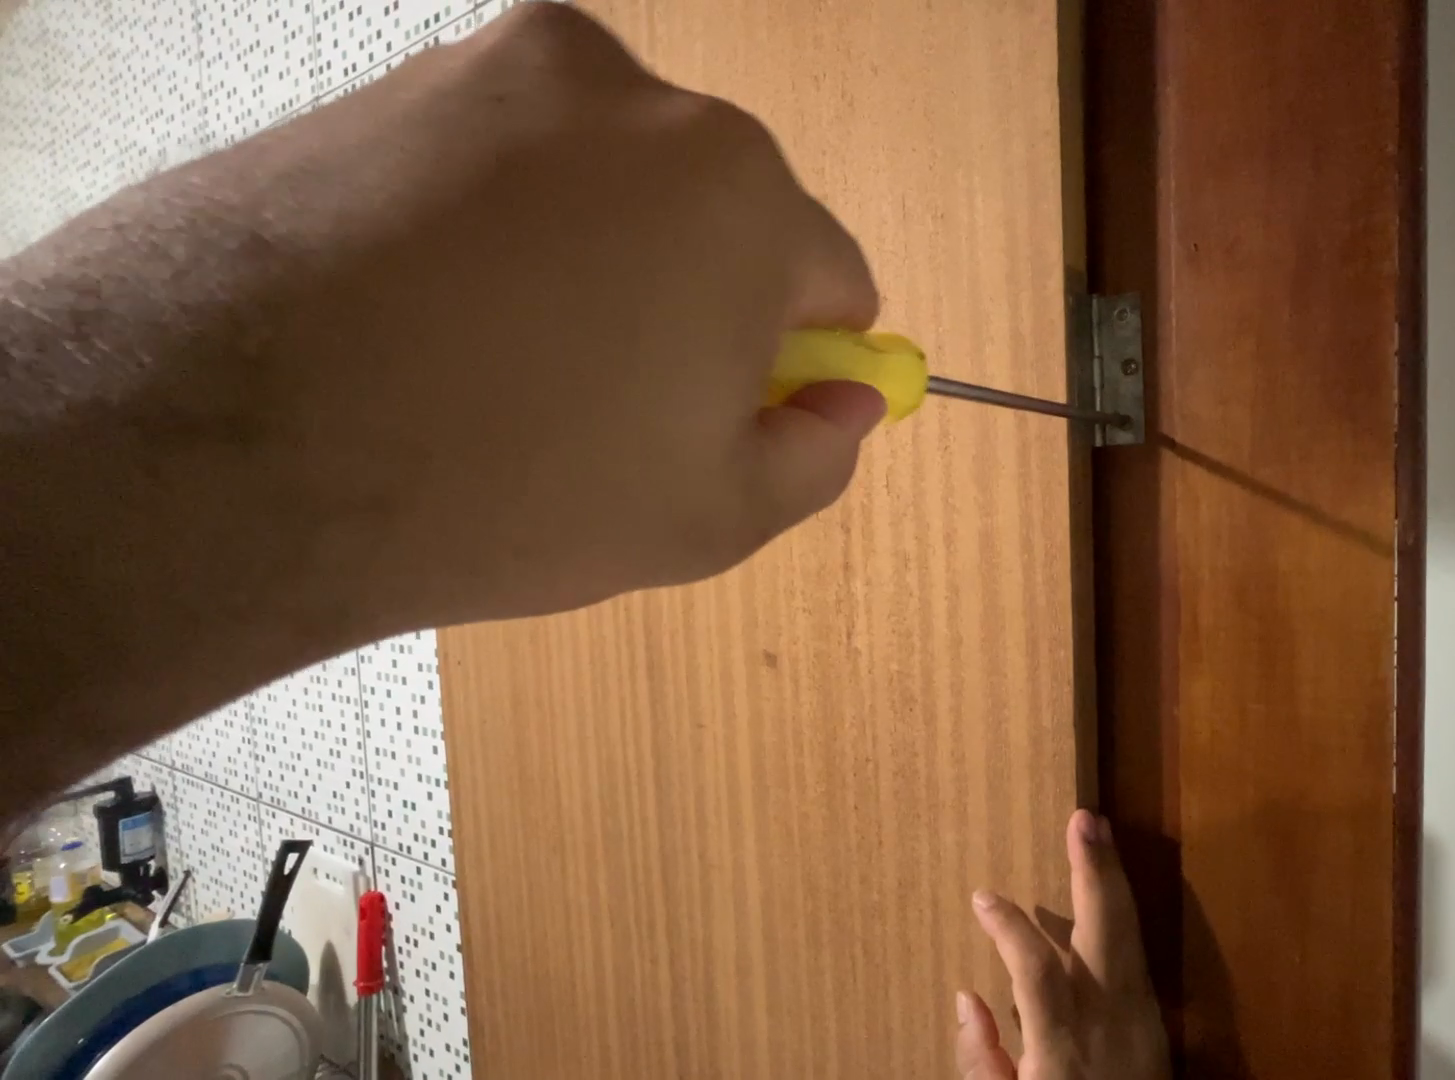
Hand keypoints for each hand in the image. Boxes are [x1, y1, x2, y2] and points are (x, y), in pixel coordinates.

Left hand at [28, 2, 879, 630]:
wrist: (219, 453)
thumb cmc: (526, 493)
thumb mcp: (721, 517)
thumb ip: (822, 454)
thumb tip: (851, 399)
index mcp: (742, 195)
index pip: (836, 278)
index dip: (807, 361)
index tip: (745, 415)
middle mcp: (641, 97)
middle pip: (737, 224)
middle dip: (715, 310)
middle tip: (632, 406)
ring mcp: (507, 69)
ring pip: (632, 192)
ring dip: (624, 270)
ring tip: (532, 367)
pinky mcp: (400, 78)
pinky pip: (528, 169)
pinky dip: (529, 236)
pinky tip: (460, 316)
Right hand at [956, 810, 1170, 1079]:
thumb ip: (981, 1062)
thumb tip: (966, 995)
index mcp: (1065, 1048)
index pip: (1035, 969)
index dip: (1008, 927)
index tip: (983, 896)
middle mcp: (1110, 1023)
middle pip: (1105, 933)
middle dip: (1094, 871)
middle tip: (1083, 819)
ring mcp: (1142, 1020)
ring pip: (1129, 933)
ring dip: (1113, 878)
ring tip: (1099, 832)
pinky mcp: (1156, 1023)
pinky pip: (1135, 952)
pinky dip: (1119, 910)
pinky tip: (1107, 883)